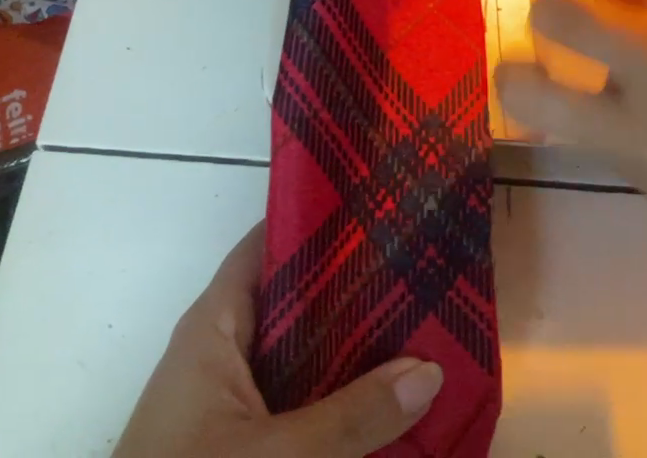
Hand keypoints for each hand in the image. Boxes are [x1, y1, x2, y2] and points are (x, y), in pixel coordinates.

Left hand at [113, 224, 444, 456]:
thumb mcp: (276, 454)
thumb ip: (352, 416)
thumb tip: (431, 370)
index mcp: (216, 323)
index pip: (268, 244)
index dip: (320, 222)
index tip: (382, 213)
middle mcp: (223, 346)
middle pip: (295, 297)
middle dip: (355, 288)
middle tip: (421, 274)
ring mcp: (231, 394)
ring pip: (301, 351)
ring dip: (352, 345)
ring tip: (421, 327)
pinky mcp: (239, 433)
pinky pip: (297, 396)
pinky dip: (337, 391)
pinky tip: (385, 397)